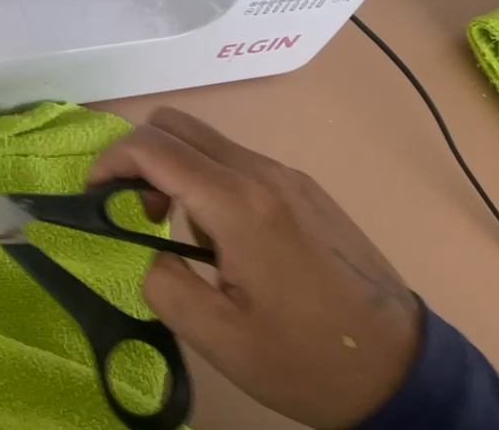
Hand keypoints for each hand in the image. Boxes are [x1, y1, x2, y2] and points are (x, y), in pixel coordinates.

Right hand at [91, 108, 421, 429]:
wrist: (405, 373)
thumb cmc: (305, 359)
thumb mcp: (218, 338)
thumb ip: (160, 282)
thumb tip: (143, 249)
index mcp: (238, 203)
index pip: (152, 148)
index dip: (109, 161)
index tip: (93, 194)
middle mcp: (261, 172)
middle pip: (176, 124)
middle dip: (139, 155)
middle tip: (137, 210)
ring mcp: (287, 175)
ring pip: (206, 140)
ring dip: (175, 168)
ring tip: (183, 233)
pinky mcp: (304, 188)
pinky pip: (237, 160)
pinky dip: (208, 178)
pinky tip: (225, 237)